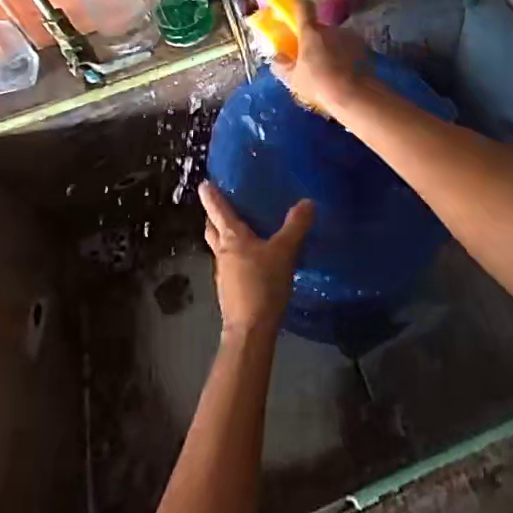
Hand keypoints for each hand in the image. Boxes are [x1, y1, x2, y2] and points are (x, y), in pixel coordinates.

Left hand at [199, 181, 314, 337]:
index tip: (204, 183)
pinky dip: (235, 258)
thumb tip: (307, 202)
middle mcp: (222, 252)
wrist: (250, 330)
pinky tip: (251, 262)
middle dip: (213, 217)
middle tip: (221, 207)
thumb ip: (296, 226)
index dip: (210, 195)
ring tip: (241, 232)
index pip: (217, 209)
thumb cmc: (262, 284)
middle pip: (211, 229)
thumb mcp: (284, 251)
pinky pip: (229, 265)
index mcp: (231, 237)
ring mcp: (223, 273)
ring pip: (219, 248)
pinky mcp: (229, 290)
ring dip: (224, 238)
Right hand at [268, 0, 375, 112]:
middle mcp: (330, 28)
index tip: (293, 10)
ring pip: (334, 37)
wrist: (355, 96)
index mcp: (310, 32)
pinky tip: (343, 70)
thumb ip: (283, 65)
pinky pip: (347, 46)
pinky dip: (344, 54)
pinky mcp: (363, 46)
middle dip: (313, 38)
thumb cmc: (319, 85)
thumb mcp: (294, 79)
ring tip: (328, 67)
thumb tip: (277, 57)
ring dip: (330, 46)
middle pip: (318, 27)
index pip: (303, 6)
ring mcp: (349, 36)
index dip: (297, 5)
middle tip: (309, 55)